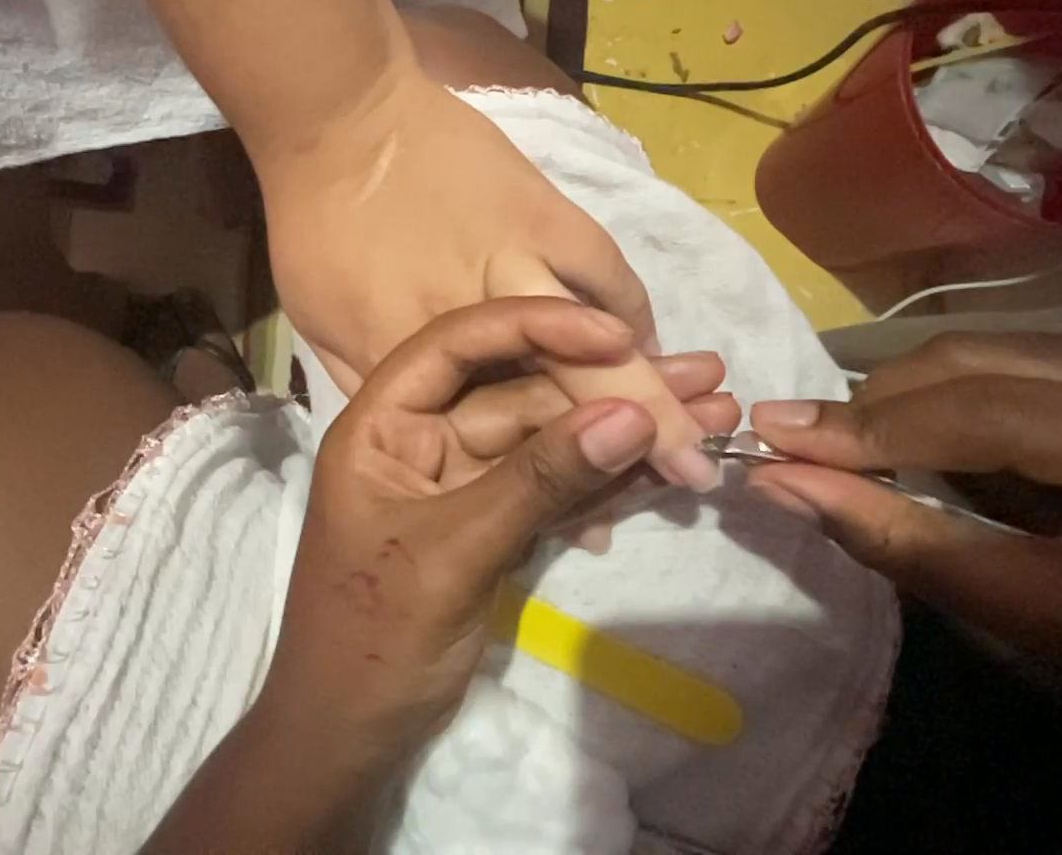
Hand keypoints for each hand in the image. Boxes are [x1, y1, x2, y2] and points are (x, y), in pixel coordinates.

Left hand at [260, 297, 739, 755]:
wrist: (350, 737)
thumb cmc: (373, 640)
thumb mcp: (454, 552)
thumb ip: (540, 480)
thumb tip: (631, 416)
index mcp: (383, 422)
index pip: (461, 343)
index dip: (538, 326)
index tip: (618, 335)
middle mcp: (424, 435)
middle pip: (522, 390)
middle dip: (607, 385)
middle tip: (700, 379)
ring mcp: (464, 479)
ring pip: (550, 438)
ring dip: (624, 429)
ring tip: (711, 414)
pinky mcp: (495, 520)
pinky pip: (555, 486)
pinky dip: (608, 480)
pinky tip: (668, 467)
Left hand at [263, 75, 719, 490]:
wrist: (335, 115)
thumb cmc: (313, 226)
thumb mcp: (315, 325)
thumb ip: (369, 382)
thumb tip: (424, 431)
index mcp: (407, 344)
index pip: (492, 421)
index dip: (555, 470)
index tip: (600, 517)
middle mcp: (473, 306)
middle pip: (565, 379)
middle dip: (636, 429)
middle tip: (695, 471)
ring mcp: (513, 252)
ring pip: (595, 330)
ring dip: (651, 372)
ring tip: (706, 407)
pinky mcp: (544, 206)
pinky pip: (603, 265)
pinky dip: (630, 304)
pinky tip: (648, 339)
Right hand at [744, 332, 1061, 801]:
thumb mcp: (1046, 621)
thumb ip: (905, 542)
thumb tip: (778, 481)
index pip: (986, 410)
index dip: (866, 427)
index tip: (768, 439)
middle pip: (980, 356)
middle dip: (877, 403)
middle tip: (804, 444)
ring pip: (992, 347)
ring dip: (913, 399)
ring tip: (873, 453)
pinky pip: (1024, 361)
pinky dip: (961, 400)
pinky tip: (953, 448)